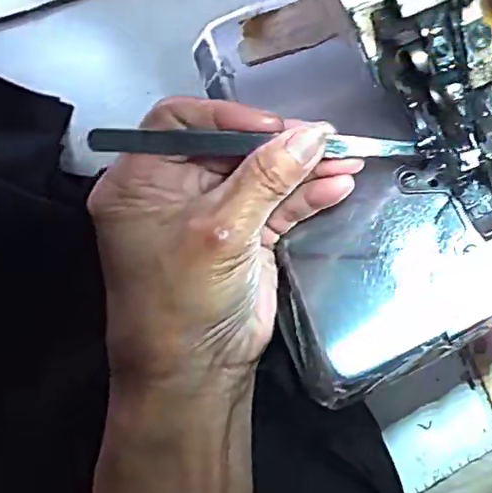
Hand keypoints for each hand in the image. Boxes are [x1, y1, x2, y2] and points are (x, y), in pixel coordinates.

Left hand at [86, 97, 362, 396]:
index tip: (272, 126)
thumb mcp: (220, 231)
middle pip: (232, 145)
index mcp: (144, 181)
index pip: (180, 121)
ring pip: (263, 173)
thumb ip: (267, 177)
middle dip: (280, 142)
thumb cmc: (180, 306)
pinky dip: (309, 194)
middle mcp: (176, 189)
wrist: (197, 375)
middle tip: (324, 139)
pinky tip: (337, 186)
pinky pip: (280, 202)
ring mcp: (215, 211)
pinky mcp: (247, 233)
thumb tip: (311, 135)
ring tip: (346, 158)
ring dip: (305, 167)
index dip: (227, 117)